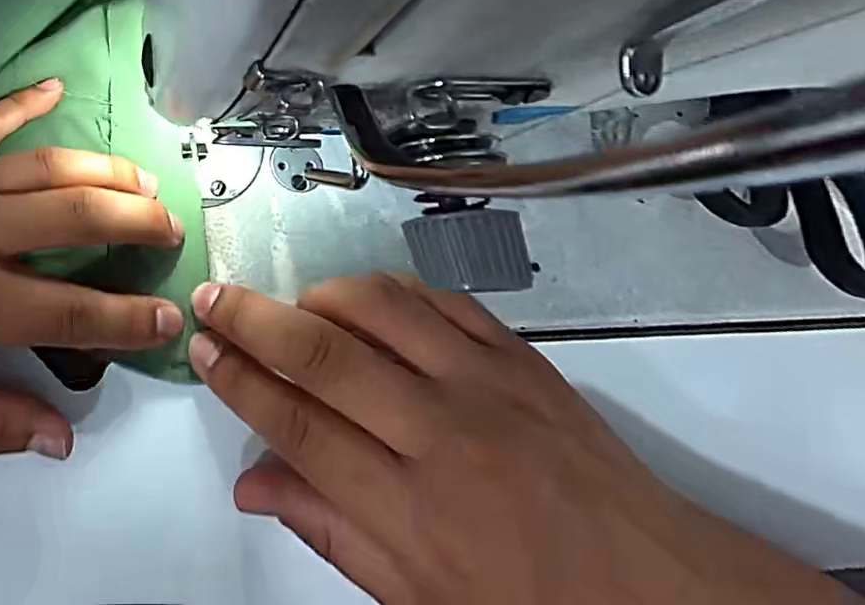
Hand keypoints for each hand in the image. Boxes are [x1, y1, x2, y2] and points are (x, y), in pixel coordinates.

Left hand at [0, 79, 184, 459]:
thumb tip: (59, 437)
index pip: (69, 313)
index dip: (127, 320)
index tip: (169, 319)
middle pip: (77, 218)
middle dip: (136, 222)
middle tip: (172, 229)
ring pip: (47, 167)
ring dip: (102, 170)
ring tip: (141, 179)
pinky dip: (23, 102)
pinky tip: (55, 85)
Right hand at [189, 274, 859, 604]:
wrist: (662, 592)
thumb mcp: (419, 600)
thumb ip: (329, 530)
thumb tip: (249, 483)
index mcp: (413, 510)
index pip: (299, 427)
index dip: (240, 382)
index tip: (202, 349)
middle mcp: (441, 433)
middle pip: (325, 355)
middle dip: (255, 321)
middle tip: (212, 297)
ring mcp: (484, 382)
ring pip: (379, 308)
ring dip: (321, 296)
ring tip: (293, 306)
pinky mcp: (518, 353)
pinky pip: (439, 298)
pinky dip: (389, 290)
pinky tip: (366, 301)